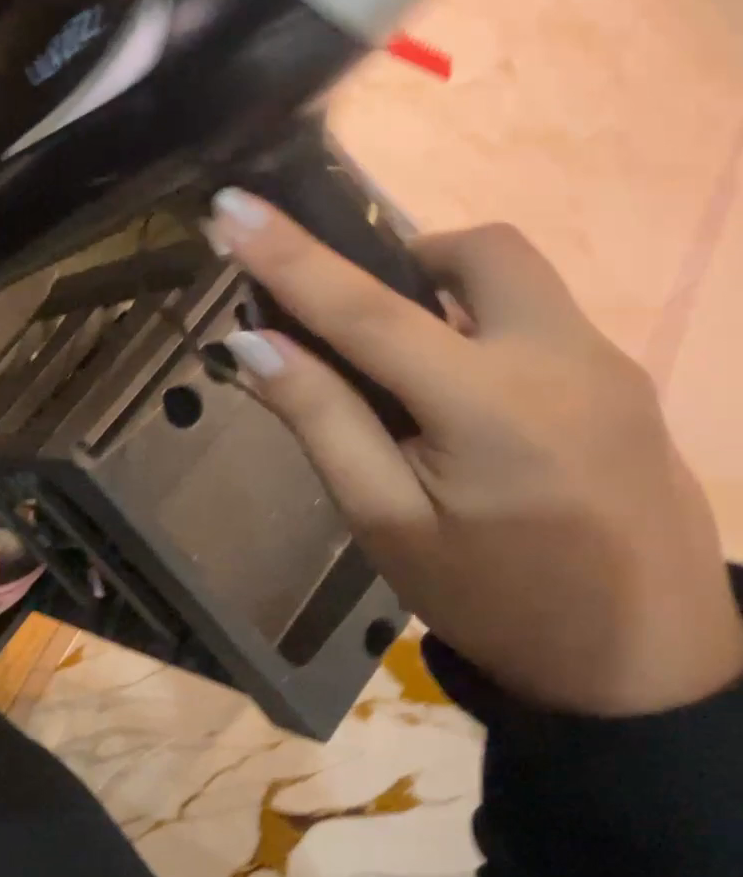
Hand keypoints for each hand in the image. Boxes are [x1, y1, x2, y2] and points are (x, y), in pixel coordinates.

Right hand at [207, 188, 739, 715]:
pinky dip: (474, 328)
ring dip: (440, 296)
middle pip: (482, 252)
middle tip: (351, 318)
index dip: (286, 255)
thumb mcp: (385, 521)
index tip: (230, 206)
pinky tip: (451, 402)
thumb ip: (321, 420)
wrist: (647, 670)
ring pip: (515, 281)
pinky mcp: (624, 385)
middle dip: (404, 258)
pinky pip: (537, 319)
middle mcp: (565, 360)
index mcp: (492, 404)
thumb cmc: (493, 599)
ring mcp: (609, 367)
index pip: (364, 309)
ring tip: (396, 373)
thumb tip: (253, 343)